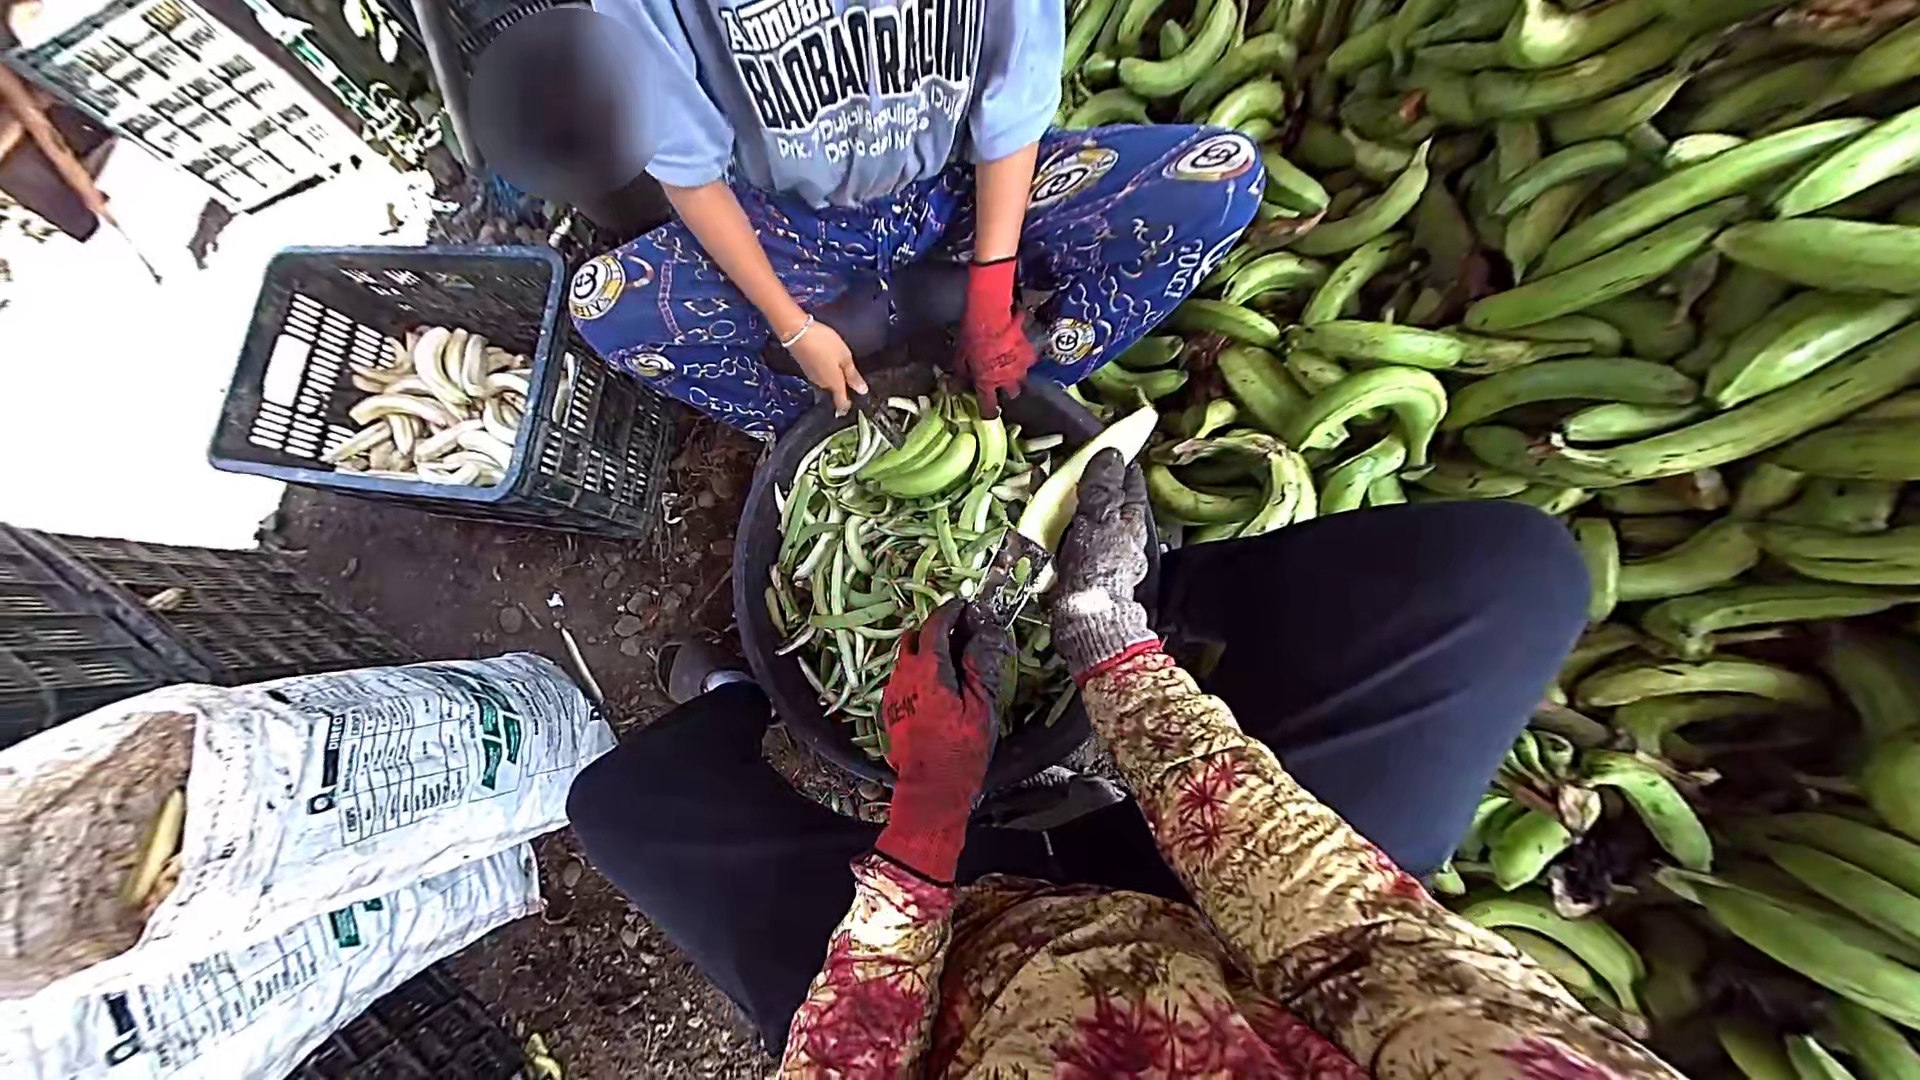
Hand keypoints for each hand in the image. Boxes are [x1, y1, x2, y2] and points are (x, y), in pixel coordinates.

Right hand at [786, 320, 866, 412]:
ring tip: (839, 366)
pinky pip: (819, 374)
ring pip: (826, 382)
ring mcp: (812, 377)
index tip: (855, 404)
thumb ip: (853, 375)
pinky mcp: (805, 368)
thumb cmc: (824, 343)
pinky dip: (824, 370)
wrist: (795, 331)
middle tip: (850, 377)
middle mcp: (822, 385)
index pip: (841, 404)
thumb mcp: (844, 356)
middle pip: (834, 392)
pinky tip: (827, 360)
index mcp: (834, 384)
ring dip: (833, 378)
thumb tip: (862, 391)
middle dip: (842, 387)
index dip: (848, 407)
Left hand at [875, 598, 1012, 882]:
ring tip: (949, 657)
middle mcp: (904, 674)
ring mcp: (893, 691)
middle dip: (935, 627)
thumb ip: (978, 665)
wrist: (930, 788)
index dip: (950, 611)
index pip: (935, 626)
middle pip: (915, 636)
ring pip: (906, 655)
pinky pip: (902, 675)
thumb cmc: (960, 750)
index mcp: (928, 670)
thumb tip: (982, 634)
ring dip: (925, 648)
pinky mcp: (889, 706)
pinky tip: (936, 682)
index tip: (963, 604)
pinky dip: (917, 669)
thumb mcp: (980, 706)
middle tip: (959, 630)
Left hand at [955, 258, 1035, 418]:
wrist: (992, 316)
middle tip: (1001, 381)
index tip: (988, 411)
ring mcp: (1021, 367)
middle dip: (1007, 390)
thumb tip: (953, 389)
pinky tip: (1017, 349)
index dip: (988, 412)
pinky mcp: (1030, 353)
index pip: (989, 407)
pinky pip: (1028, 360)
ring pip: (1022, 377)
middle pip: (1012, 394)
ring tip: (1010, 363)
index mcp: (988, 384)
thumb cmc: (972, 337)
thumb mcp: (960, 357)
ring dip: (1016, 373)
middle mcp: (1007, 380)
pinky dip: (1023, 357)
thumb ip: (960, 375)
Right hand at [1046, 448, 1156, 679]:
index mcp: (1131, 518)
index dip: (1118, 462)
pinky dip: (1072, 533)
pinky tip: (1059, 535)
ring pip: (1098, 522)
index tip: (1104, 448)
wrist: (1086, 619)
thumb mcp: (1096, 517)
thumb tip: (1111, 452)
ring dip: (1083, 510)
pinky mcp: (1094, 574)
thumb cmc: (1094, 566)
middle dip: (1098, 487)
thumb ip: (1101, 486)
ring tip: (1062, 498)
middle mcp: (1127, 536)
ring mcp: (1112, 556)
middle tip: (1076, 472)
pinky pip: (1083, 543)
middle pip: (1113, 502)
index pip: (1129, 480)